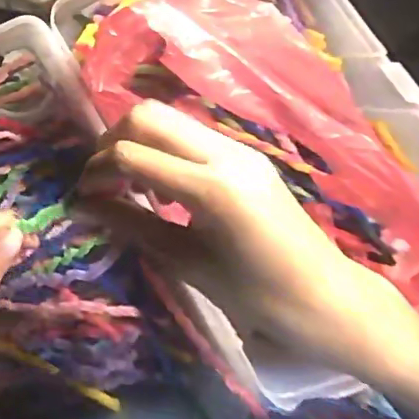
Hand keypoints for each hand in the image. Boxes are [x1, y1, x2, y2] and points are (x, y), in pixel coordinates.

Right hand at [75, 100, 418, 383]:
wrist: (337, 303)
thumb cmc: (264, 299)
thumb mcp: (190, 266)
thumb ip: (132, 226)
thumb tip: (81, 207)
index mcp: (214, 189)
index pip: (132, 155)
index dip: (97, 171)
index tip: (84, 195)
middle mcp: (225, 154)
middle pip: (146, 115)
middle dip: (111, 140)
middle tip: (103, 178)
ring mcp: (237, 148)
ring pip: (166, 116)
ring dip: (135, 139)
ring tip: (130, 182)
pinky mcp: (243, 152)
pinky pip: (186, 131)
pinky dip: (159, 145)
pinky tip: (161, 183)